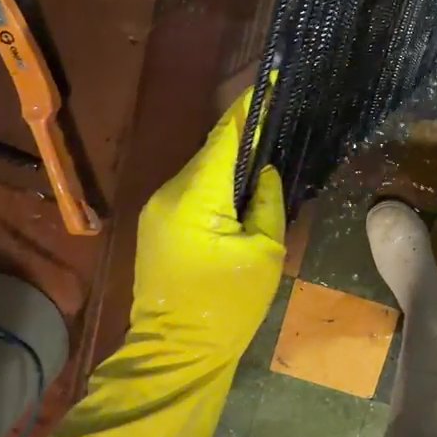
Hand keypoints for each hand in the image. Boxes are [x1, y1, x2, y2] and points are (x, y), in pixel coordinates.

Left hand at [31, 83, 282, 436]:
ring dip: (230, 163)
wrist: (176, 354)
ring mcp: (157, 211)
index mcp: (194, 197)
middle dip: (244, 136)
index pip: (224, 137)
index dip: (249, 108)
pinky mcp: (157, 227)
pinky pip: (192, 192)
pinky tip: (241, 189)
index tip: (271, 81)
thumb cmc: (226, 307)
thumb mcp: (264, 252)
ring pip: (201, 172)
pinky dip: (216, 185)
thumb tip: (264, 171)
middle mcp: (168, 194)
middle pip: (211, 152)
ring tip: (267, 154)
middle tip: (280, 121)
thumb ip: (266, 202)